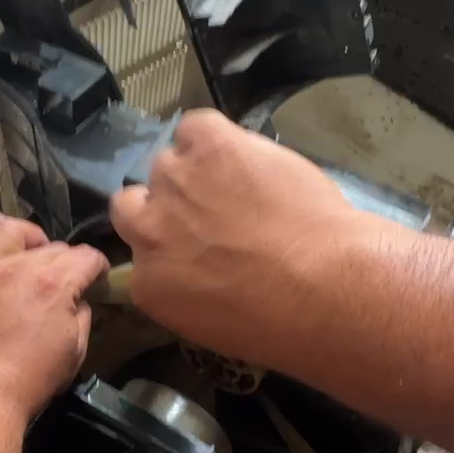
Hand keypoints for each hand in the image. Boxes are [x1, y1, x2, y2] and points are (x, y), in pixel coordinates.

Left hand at [0, 214, 109, 422]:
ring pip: (9, 231)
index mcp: (55, 283)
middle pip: (51, 246)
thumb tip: (77, 300)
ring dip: (27, 236)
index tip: (97, 277)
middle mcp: (20, 265)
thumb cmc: (30, 380)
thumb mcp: (74, 352)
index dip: (97, 266)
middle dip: (65, 259)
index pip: (86, 257)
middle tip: (64, 280)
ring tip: (31, 250)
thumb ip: (80, 316)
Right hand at [110, 109, 364, 368]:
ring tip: (240, 184)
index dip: (166, 242)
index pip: (139, 251)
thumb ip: (184, 288)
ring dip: (195, 172)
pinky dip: (214, 138)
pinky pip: (195, 128)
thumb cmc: (279, 321)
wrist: (321, 285)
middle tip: (206, 213)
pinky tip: (244, 156)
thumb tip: (193, 268)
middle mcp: (148, 230)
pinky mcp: (207, 145)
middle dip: (163, 206)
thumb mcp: (212, 324)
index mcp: (147, 283)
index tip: (192, 244)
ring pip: (167, 163)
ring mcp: (174, 183)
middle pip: (132, 203)